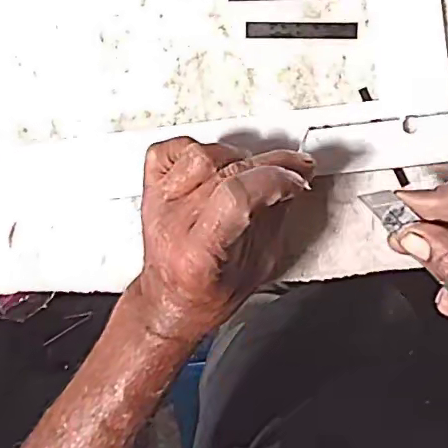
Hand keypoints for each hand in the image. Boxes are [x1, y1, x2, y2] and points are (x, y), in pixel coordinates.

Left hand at [128, 137, 315, 344]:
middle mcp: (174, 223)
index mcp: (199, 254)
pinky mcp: (151, 186)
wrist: (170, 300)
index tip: (296, 180)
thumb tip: (293, 181)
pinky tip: (215, 164)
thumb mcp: (259, 265)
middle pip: (228, 171)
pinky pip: (174, 147)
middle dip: (271, 166)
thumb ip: (276, 220)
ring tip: (249, 173)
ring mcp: (159, 202)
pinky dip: (199, 148)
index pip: (236, 197)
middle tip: (289, 172)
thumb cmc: (209, 292)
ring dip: (237, 157)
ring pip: (204, 154)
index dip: (275, 179)